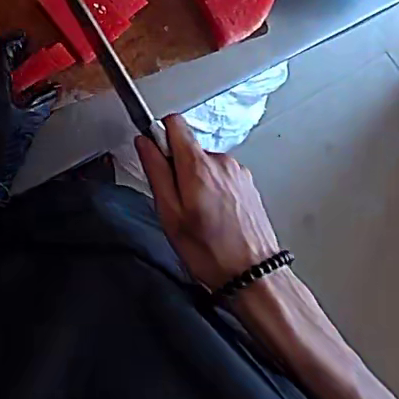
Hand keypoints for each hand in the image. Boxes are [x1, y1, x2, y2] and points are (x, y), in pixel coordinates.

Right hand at [135, 113, 282, 290]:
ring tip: (200, 214)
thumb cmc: (211, 253)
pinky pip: (221, 174)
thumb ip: (155, 171)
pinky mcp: (248, 182)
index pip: (174, 122)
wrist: (254, 276)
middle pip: (188, 145)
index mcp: (197, 165)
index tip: (157, 156)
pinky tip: (216, 216)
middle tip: (178, 201)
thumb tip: (144, 143)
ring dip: (198, 179)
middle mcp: (220, 161)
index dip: (160, 135)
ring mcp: (237, 171)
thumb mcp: (169, 214)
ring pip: (205, 162)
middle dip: (178, 166)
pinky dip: (215, 188)